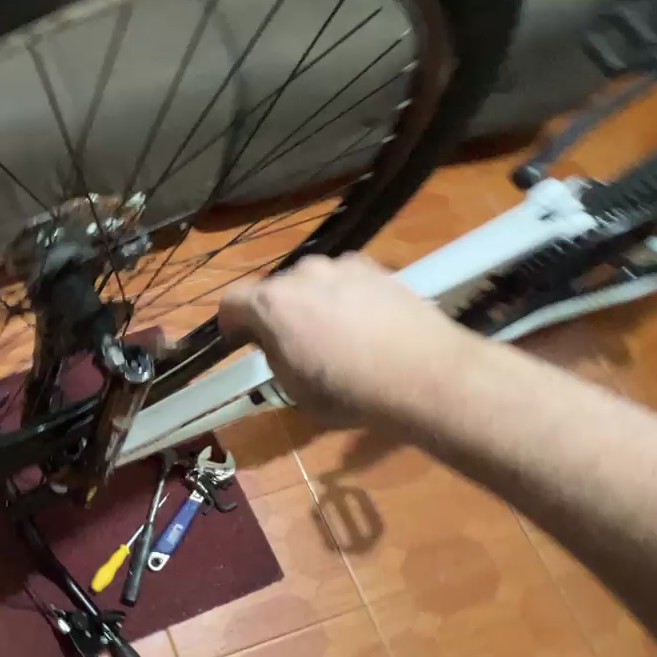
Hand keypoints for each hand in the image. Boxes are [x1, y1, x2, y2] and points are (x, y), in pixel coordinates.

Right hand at [219, 253, 475, 419]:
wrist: (426, 375)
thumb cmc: (349, 391)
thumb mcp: (293, 388)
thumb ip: (273, 355)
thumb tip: (275, 341)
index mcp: (271, 304)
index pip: (230, 302)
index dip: (231, 324)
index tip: (240, 342)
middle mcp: (301, 274)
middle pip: (273, 290)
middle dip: (275, 313)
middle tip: (292, 344)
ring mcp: (341, 265)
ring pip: (310, 283)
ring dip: (310, 302)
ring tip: (334, 334)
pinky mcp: (375, 267)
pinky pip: (343, 279)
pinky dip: (343, 296)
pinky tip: (364, 324)